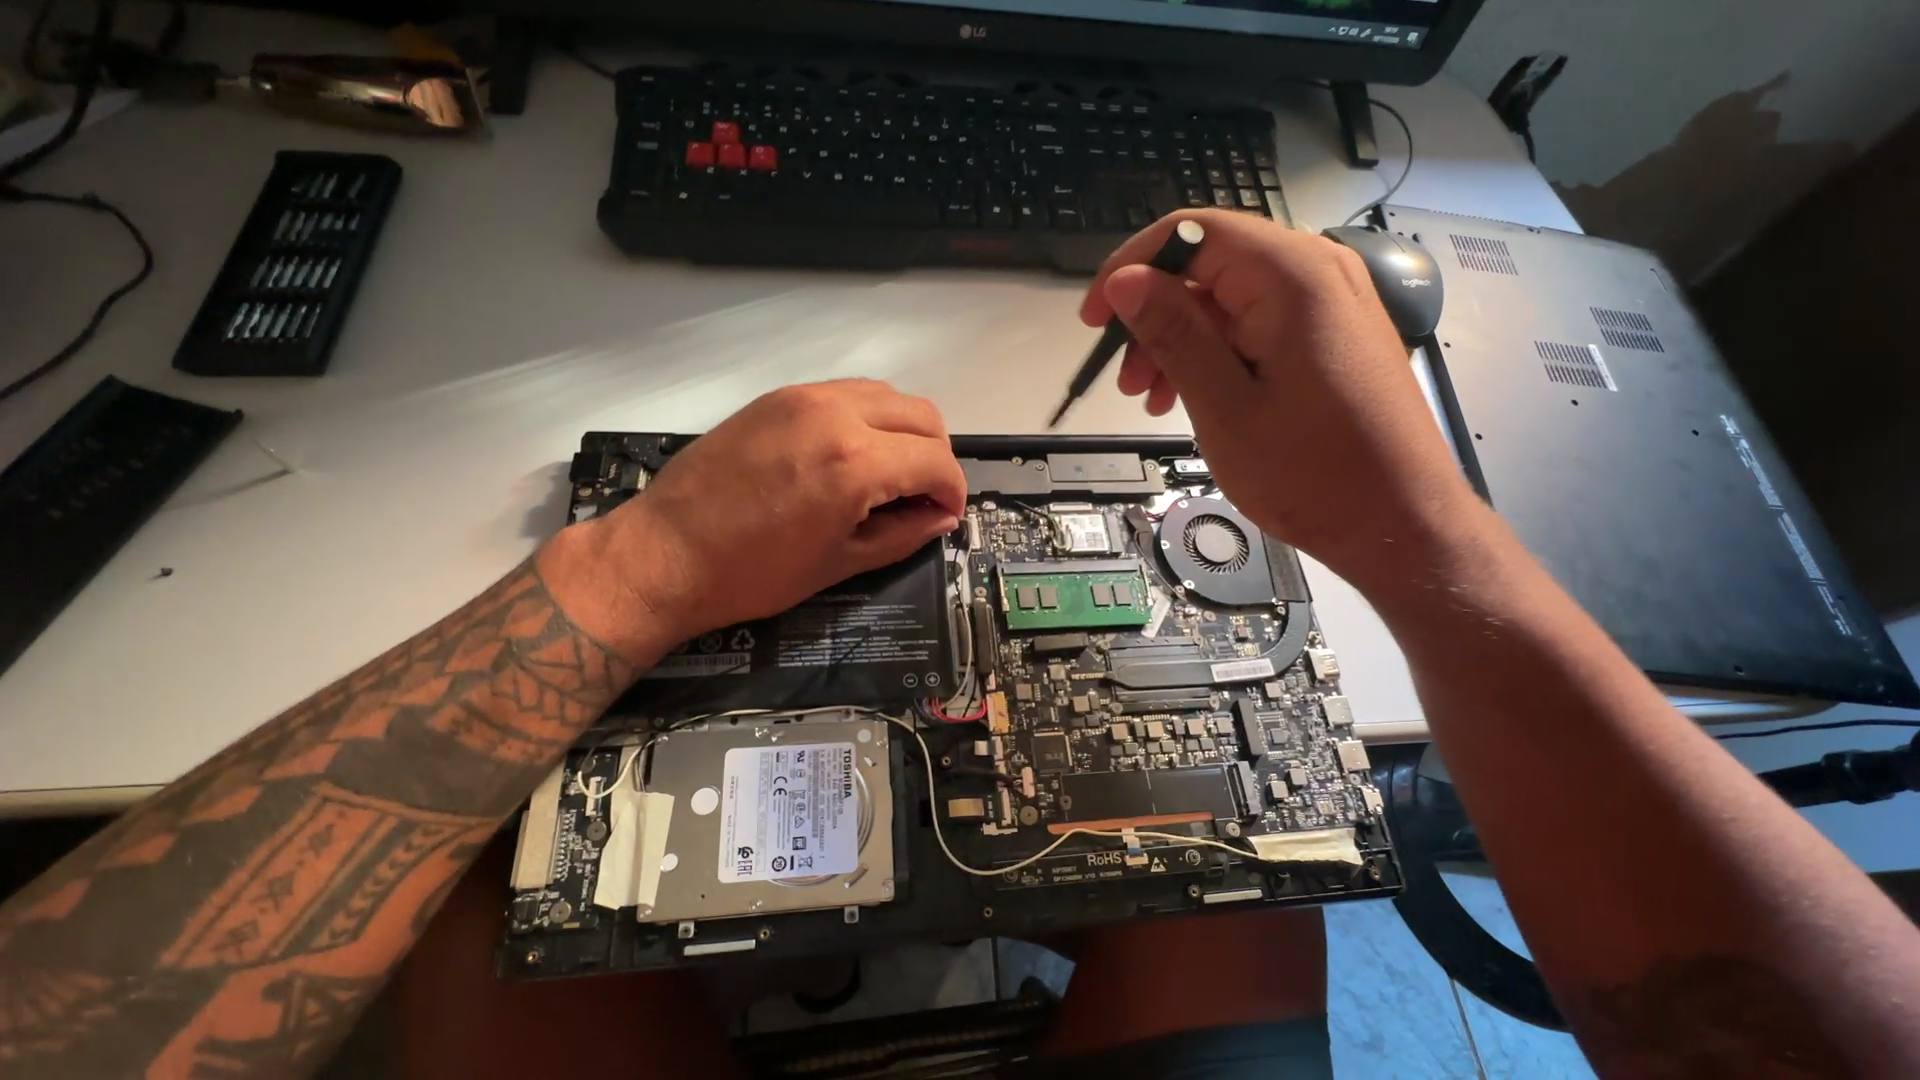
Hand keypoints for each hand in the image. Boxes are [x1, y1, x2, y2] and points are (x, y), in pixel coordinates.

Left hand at [541, 380, 965, 659]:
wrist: (665, 554)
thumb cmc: (752, 573)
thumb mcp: (839, 563)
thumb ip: (902, 534)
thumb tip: (939, 518)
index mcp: (855, 462)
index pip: (936, 461)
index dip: (952, 492)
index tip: (944, 515)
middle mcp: (835, 414)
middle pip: (922, 415)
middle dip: (936, 456)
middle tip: (923, 495)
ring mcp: (803, 398)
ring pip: (886, 395)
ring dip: (904, 431)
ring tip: (890, 474)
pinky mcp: (777, 397)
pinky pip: (844, 393)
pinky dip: (866, 417)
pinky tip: (850, 455)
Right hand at [1079, 209, 1482, 583]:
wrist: (1400, 524)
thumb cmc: (1313, 475)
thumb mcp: (1224, 406)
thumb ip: (1173, 333)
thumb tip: (1126, 281)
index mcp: (1293, 277)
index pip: (1193, 232)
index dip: (1131, 268)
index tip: (1093, 320)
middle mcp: (1319, 273)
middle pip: (1210, 266)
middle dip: (1155, 316)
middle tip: (1126, 379)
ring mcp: (1331, 304)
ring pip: (1230, 299)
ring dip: (1180, 340)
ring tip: (1152, 398)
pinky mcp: (1333, 335)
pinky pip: (1258, 324)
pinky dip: (1217, 353)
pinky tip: (1192, 397)